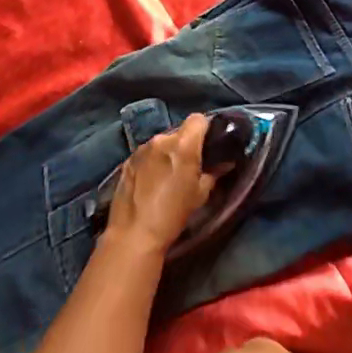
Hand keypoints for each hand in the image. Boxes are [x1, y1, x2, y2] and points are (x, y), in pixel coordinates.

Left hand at [105, 113, 217, 256]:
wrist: (134, 234)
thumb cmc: (173, 214)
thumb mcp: (200, 195)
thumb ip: (213, 173)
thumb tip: (224, 163)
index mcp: (182, 145)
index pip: (198, 119)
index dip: (205, 129)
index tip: (207, 144)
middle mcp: (161, 139)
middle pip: (179, 132)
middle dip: (185, 144)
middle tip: (188, 165)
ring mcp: (141, 148)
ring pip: (161, 142)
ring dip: (166, 153)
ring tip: (167, 175)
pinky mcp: (127, 159)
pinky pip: (146, 153)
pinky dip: (151, 162)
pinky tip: (150, 181)